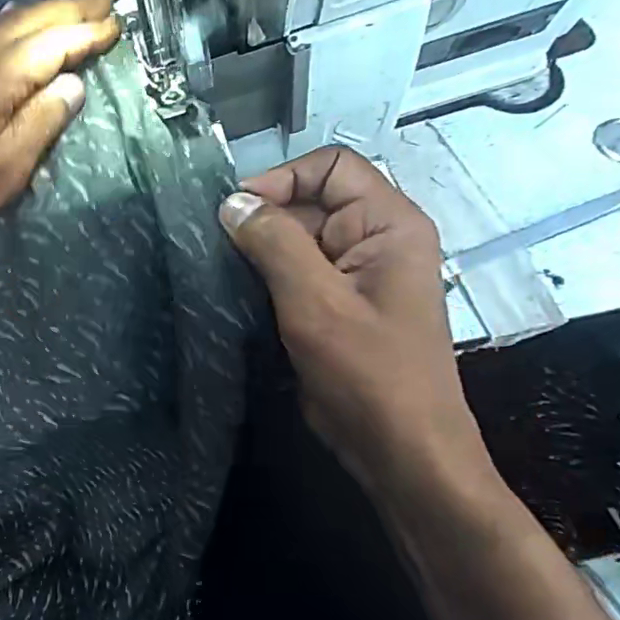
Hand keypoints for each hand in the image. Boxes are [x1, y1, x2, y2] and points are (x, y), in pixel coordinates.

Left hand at [0, 0, 120, 287]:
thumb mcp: (5, 169)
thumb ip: (42, 121)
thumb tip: (74, 84)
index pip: (50, 42)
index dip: (85, 31)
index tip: (117, 22)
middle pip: (26, 20)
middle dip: (69, 7)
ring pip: (4, 22)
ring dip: (43, 12)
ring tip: (76, 6)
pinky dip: (17, 25)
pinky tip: (25, 28)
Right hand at [219, 146, 478, 489]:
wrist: (403, 452)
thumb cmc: (369, 374)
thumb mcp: (316, 301)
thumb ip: (273, 242)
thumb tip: (233, 202)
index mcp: (389, 223)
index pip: (332, 167)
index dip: (282, 178)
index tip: (234, 211)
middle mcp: (378, 241)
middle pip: (313, 205)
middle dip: (266, 223)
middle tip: (216, 251)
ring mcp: (360, 278)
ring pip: (301, 244)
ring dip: (263, 256)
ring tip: (222, 275)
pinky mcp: (343, 310)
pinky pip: (302, 279)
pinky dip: (271, 283)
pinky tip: (241, 299)